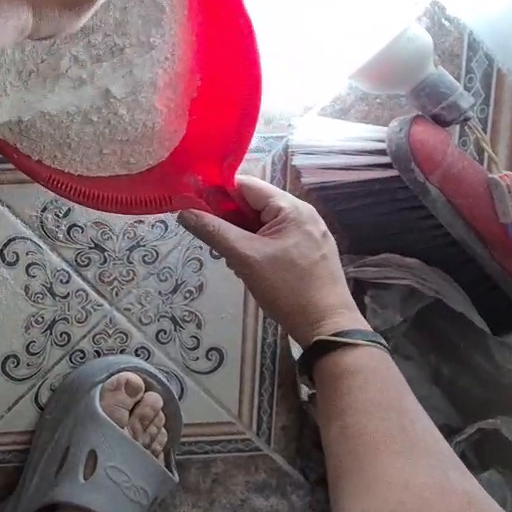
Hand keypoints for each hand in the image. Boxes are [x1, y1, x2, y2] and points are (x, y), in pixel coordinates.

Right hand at [178, 177, 369, 344]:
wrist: (327, 327)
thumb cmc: (287, 288)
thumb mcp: (245, 258)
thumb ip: (213, 231)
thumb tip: (184, 212)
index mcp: (291, 208)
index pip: (245, 185)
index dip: (216, 192)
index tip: (193, 206)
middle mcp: (302, 214)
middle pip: (253, 203)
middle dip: (228, 218)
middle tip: (211, 238)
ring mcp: (307, 233)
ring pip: (260, 222)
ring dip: (240, 235)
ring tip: (232, 258)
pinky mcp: (307, 250)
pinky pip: (272, 237)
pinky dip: (254, 246)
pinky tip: (247, 266)